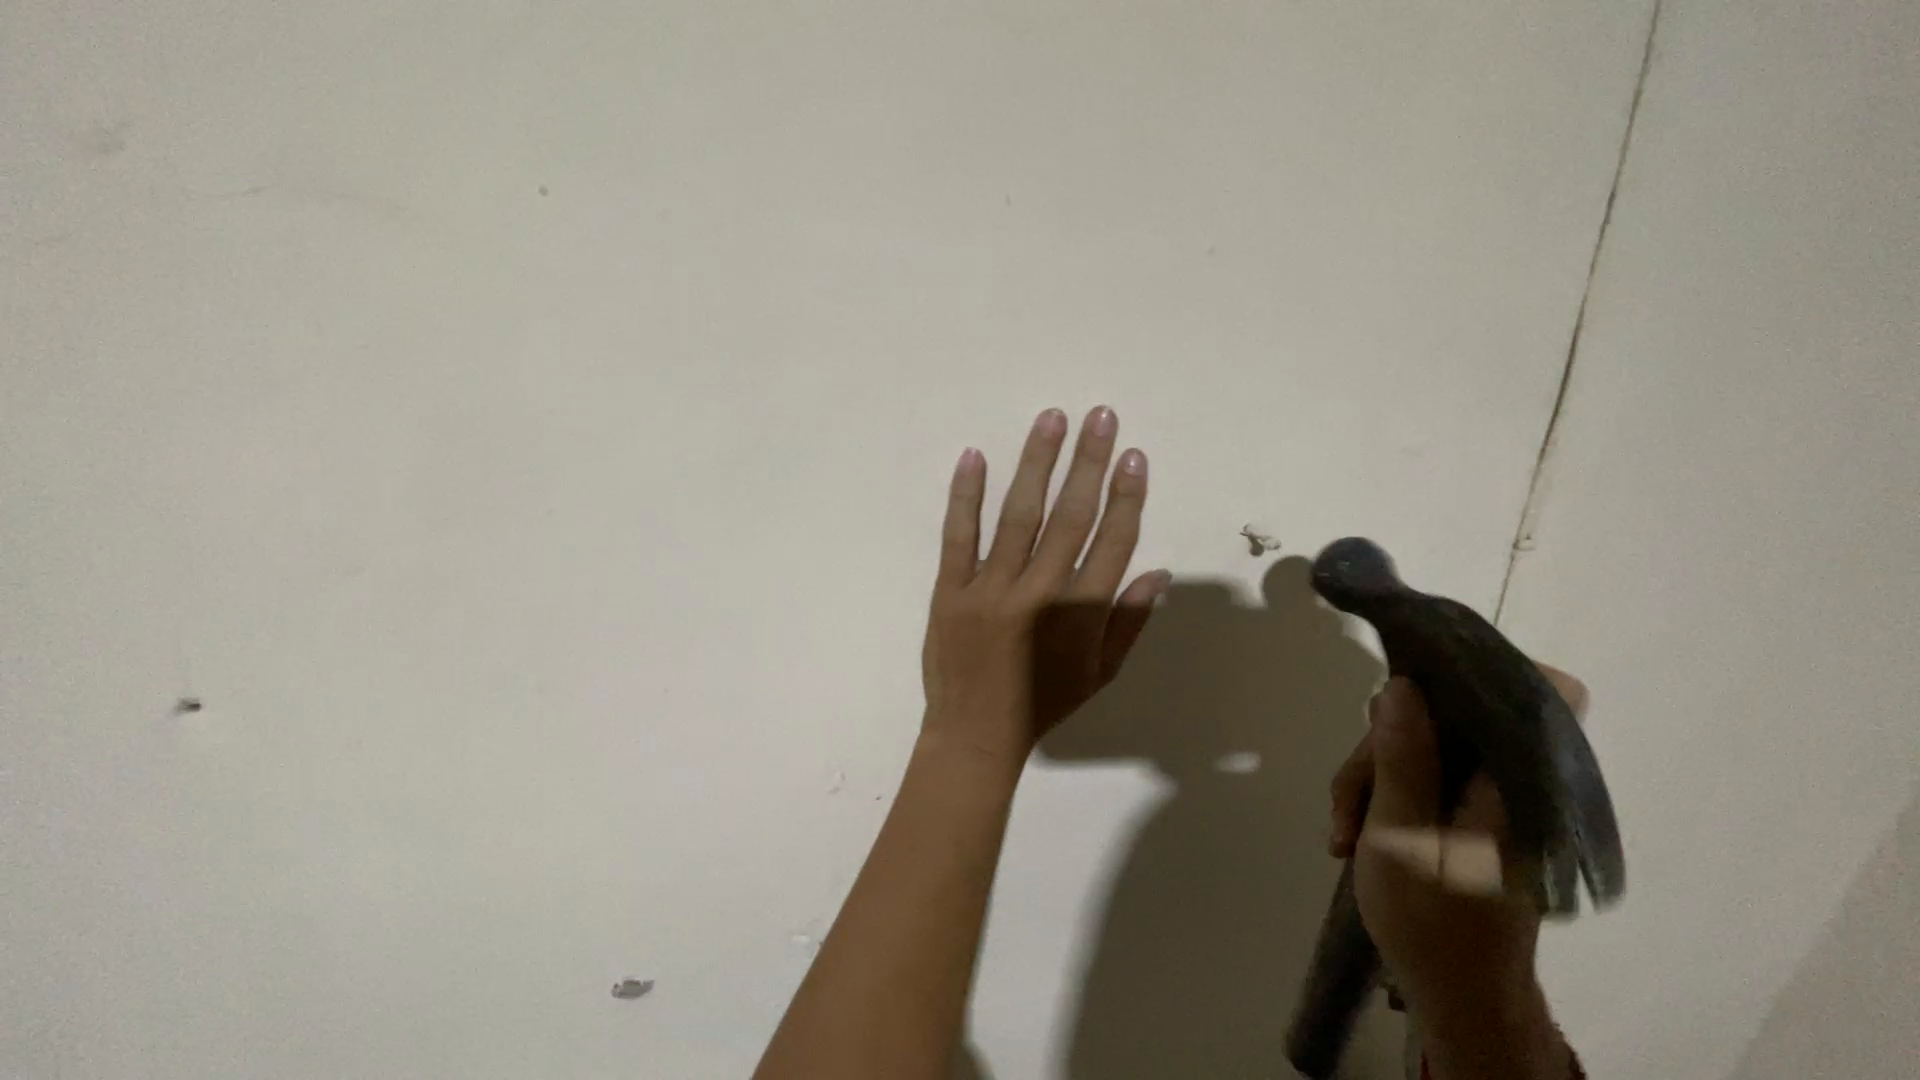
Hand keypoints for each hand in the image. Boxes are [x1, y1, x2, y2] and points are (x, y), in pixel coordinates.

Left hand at [920, 406, 1168, 767]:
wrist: (975, 735)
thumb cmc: (1044, 703)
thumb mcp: (1099, 672)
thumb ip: (1128, 621)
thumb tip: (1159, 571)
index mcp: (1081, 614)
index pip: (1112, 541)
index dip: (1126, 496)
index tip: (1133, 455)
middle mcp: (1040, 593)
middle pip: (1070, 516)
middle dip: (1088, 463)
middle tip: (1100, 415)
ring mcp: (990, 589)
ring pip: (1018, 516)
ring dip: (1036, 463)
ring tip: (1051, 419)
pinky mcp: (949, 590)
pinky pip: (958, 536)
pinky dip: (966, 496)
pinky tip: (976, 456)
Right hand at [1328, 668, 1588, 1076]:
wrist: (1456, 998)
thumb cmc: (1433, 924)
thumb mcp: (1400, 839)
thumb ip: (1403, 760)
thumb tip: (1401, 685)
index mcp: (1525, 782)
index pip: (1549, 693)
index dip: (1494, 668)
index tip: (1419, 676)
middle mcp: (1518, 779)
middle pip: (1457, 714)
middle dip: (1387, 741)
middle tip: (1349, 795)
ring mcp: (1492, 796)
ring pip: (1428, 741)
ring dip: (1372, 773)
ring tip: (1341, 828)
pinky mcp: (1468, 810)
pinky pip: (1422, 770)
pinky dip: (1381, 790)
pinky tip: (1351, 829)